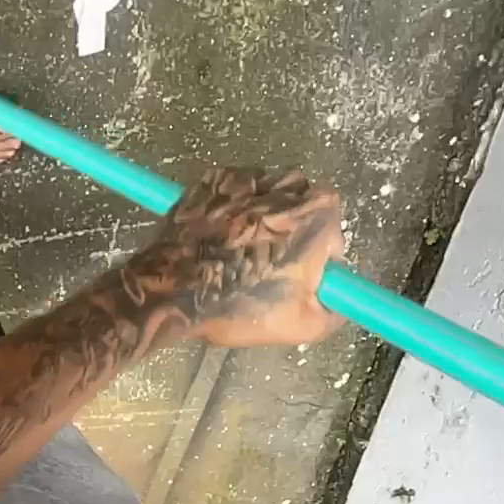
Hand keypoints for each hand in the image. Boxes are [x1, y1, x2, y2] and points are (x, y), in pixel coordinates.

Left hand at [131, 167, 345, 347]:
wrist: (167, 290)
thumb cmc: (235, 305)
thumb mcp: (301, 326)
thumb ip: (334, 311)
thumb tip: (337, 303)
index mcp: (321, 212)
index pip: (329, 240)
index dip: (309, 266)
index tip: (285, 282)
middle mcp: (290, 184)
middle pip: (297, 216)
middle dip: (283, 241)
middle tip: (254, 272)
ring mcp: (247, 178)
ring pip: (264, 201)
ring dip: (253, 224)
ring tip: (229, 257)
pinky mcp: (211, 181)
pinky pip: (230, 193)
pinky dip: (225, 213)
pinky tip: (212, 239)